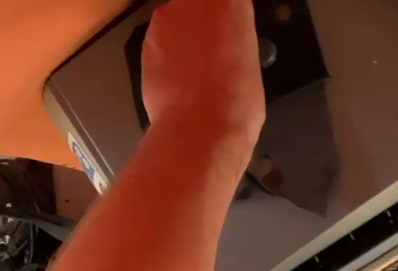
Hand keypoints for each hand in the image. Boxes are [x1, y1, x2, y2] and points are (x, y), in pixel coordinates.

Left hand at [141, 0, 266, 152]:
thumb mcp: (250, 68)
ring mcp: (167, 19)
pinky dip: (165, 60)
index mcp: (230, 2)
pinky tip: (176, 84)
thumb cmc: (239, 105)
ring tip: (191, 75)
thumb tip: (228, 53)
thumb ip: (236, 47)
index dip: (227, 20)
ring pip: (175, 23)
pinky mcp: (146, 42)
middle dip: (201, 25)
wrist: (201, 131)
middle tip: (211, 55)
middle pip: (196, 5)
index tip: (229, 35)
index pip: (228, 2)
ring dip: (182, 41)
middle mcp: (195, 0)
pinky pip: (159, 45)